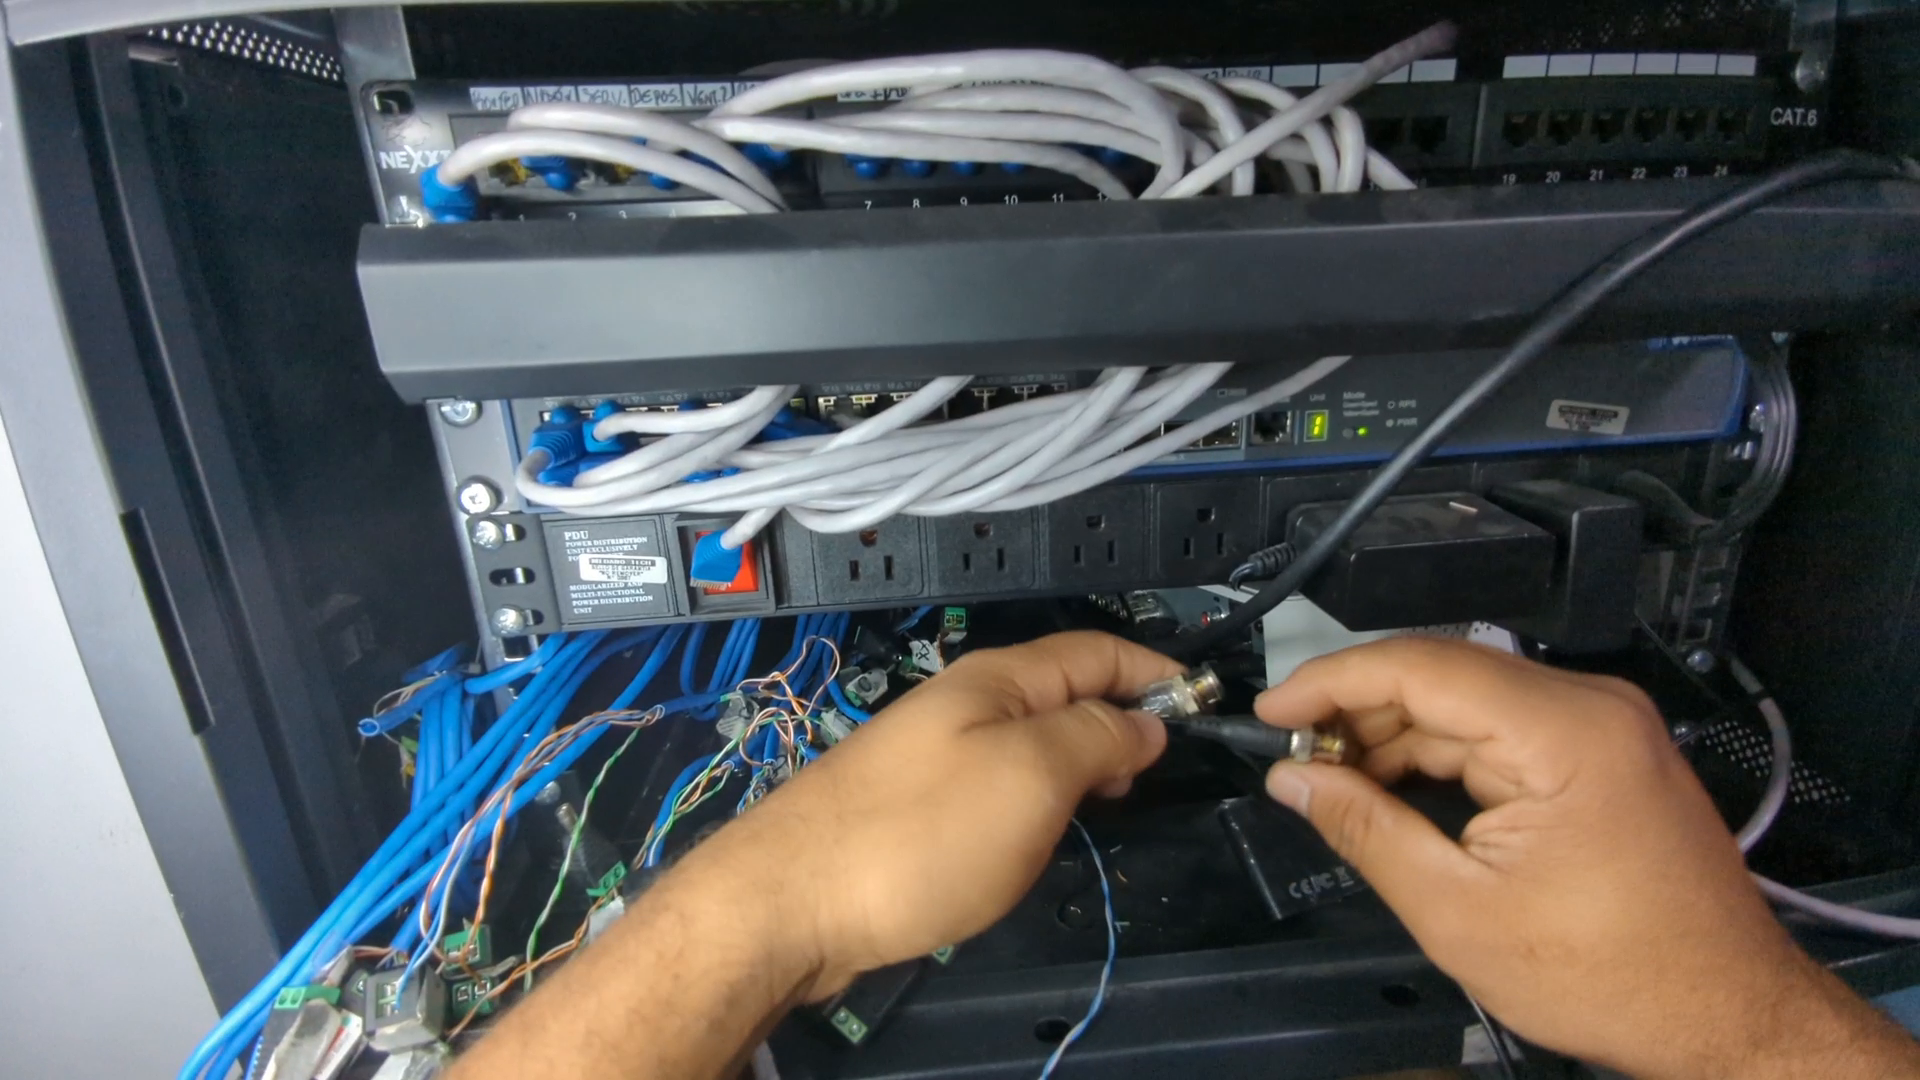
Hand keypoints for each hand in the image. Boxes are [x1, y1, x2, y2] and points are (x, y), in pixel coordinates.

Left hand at [692, 630, 1175, 995]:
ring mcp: (944, 749)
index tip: (1203, 705)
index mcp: (1000, 678)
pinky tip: (1047, 825)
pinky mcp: (926, 797)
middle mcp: (971, 701)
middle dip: (1122, 718)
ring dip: (1086, 757)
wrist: (795, 898)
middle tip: (1156, 771)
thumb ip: (1095, 737)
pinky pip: (1005, 777)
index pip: (1096, 651)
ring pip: (1038, 737)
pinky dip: (1045, 791)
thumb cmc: (923, 832)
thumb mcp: (1031, 776)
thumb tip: (1144, 722)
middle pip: (1067, 690)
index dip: (1153, 672)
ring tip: (1114, 799)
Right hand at [1255, 638, 1919, 1079]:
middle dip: (1349, 707)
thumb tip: (1285, 778)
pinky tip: (1377, 778)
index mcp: (1563, 732)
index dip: (1329, 682)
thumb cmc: (1607, 977)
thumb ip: (1361, 829)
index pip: (1417, 669)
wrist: (1737, 1027)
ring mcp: (1587, 719)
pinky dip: (1419, 748)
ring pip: (1448, 695)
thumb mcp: (1458, 912)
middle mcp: (1581, 703)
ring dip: (1379, 728)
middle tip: (1289, 747)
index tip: (1269, 711)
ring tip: (1324, 770)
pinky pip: (1478, 723)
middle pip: (1431, 672)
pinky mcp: (1583, 743)